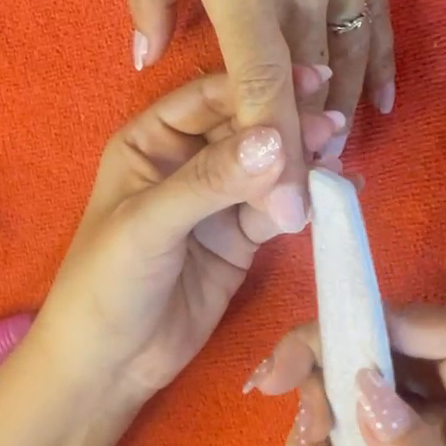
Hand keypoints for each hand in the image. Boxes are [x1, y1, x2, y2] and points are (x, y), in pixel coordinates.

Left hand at [28, 68, 345, 404]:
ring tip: (338, 150)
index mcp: (149, 140)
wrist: (109, 363)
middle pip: (242, 128)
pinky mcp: (239, 237)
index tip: (304, 82)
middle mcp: (184, 160)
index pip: (206, 99)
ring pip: (265, 167)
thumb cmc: (107, 281)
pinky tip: (338, 189)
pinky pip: (277, 208)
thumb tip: (275, 139)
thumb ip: (210, 182)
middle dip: (283, 124)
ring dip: (300, 160)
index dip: (251, 88)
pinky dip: (306, 201)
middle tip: (331, 123)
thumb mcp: (149, 224)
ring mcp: (215, 199)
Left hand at [129, 0, 393, 244]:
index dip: (266, 148)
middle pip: (307, 86)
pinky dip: (376, 73)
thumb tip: (144, 57)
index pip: (256, 80)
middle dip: (304, 156)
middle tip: (303, 217)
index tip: (279, 206)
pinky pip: (376, 28)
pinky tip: (374, 109)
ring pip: (346, 65)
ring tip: (328, 174)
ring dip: (338, 122)